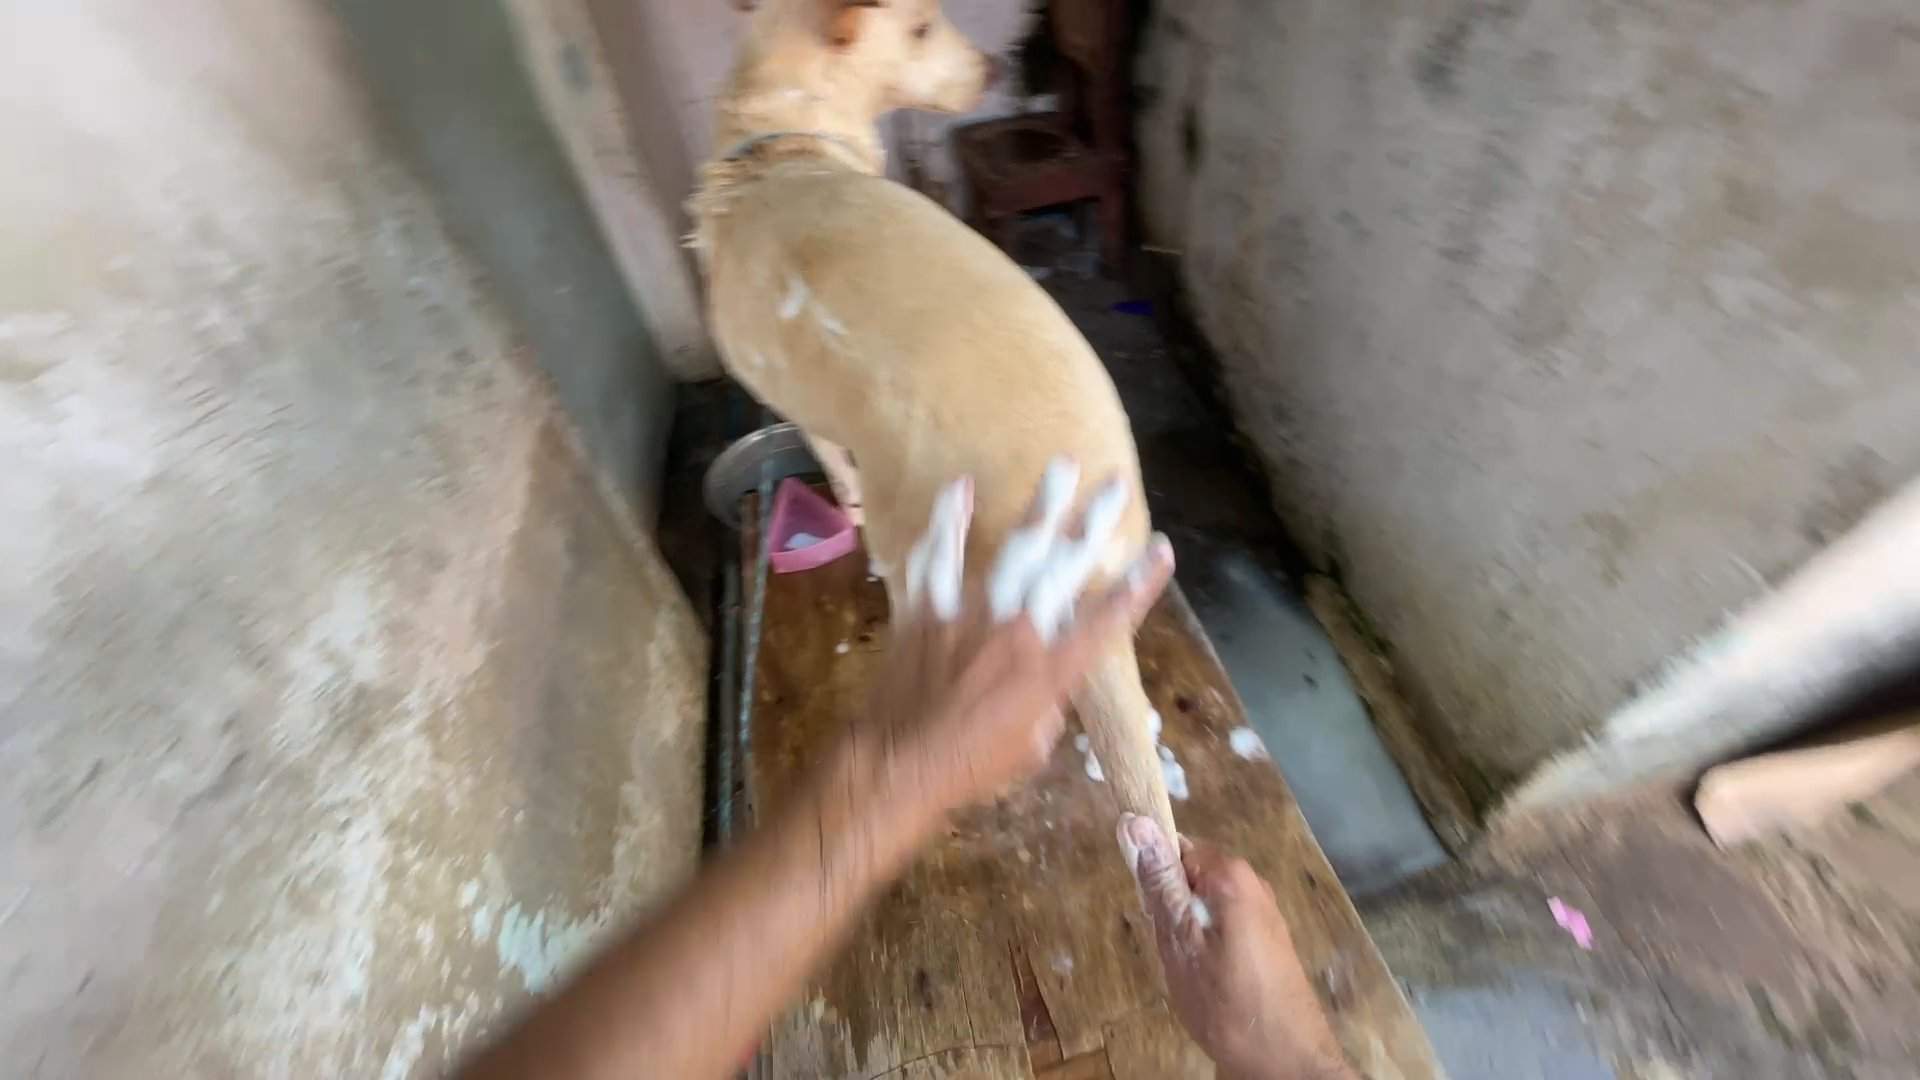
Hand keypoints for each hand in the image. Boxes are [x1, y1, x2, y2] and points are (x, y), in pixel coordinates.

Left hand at [857, 470, 1173, 818]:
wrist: (899, 763)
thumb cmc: (970, 767)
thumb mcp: (1030, 749)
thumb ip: (1048, 704)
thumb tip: (1049, 682)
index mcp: (1051, 671)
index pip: (1108, 619)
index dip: (1139, 583)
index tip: (1161, 549)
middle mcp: (1019, 631)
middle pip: (1066, 568)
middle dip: (1095, 523)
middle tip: (1117, 484)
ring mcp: (973, 613)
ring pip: (1014, 550)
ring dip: (1040, 506)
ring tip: (1061, 467)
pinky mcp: (930, 607)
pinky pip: (938, 556)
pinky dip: (947, 520)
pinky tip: (959, 486)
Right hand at [1118, 814, 1356, 1079]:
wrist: (1289, 1067)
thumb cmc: (1228, 1003)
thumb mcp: (1180, 940)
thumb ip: (1158, 881)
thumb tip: (1134, 819)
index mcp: (1230, 873)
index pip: (1173, 846)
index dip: (1155, 879)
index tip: (1154, 915)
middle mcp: (1251, 880)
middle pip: (1189, 873)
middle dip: (1172, 905)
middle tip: (1173, 946)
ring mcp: (1264, 909)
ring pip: (1204, 900)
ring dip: (1188, 926)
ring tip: (1191, 966)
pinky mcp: (1269, 936)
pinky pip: (1223, 919)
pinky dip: (1208, 940)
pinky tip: (1210, 977)